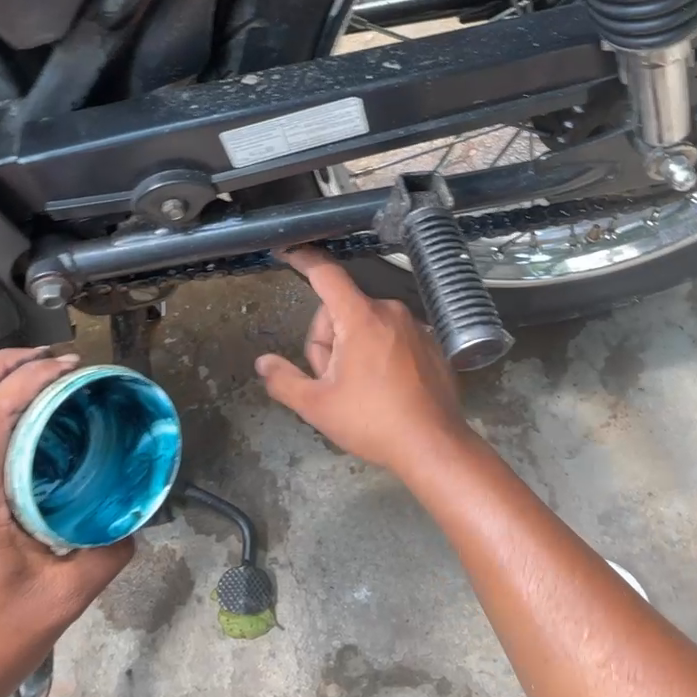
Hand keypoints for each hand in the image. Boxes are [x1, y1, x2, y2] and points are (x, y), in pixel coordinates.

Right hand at [256, 247, 473, 475]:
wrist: (433, 446)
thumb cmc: (373, 422)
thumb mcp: (317, 406)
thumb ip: (284, 380)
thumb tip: (263, 363)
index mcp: (360, 317)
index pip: (326, 275)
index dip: (304, 260)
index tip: (289, 251)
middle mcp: (390, 311)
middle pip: (341, 310)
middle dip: (328, 341)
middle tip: (333, 382)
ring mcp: (415, 325)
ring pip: (366, 324)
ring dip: (353, 348)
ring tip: (361, 390)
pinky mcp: (431, 342)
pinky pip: (392, 335)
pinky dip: (380, 353)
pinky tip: (385, 388)